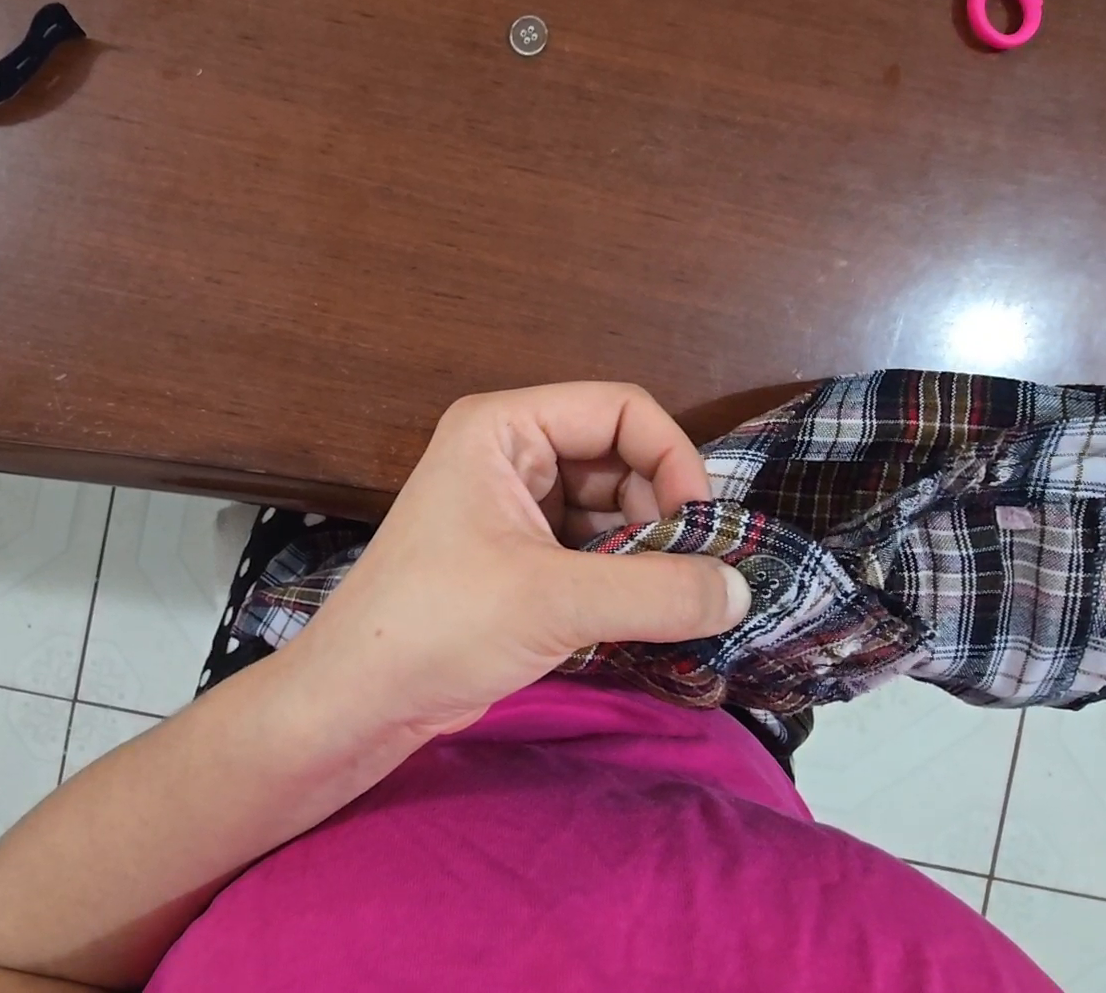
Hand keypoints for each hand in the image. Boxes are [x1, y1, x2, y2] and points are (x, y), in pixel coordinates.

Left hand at [289, 382, 750, 737]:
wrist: (361, 696)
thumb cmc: (439, 624)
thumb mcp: (554, 600)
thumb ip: (658, 591)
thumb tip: (744, 588)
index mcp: (503, 429)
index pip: (618, 409)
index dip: (672, 458)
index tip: (702, 528)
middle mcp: (507, 455)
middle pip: (617, 457)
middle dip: (661, 512)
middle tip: (692, 576)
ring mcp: (509, 507)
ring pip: (607, 508)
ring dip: (646, 550)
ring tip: (673, 602)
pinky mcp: (514, 557)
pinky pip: (588, 548)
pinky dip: (622, 575)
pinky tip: (647, 614)